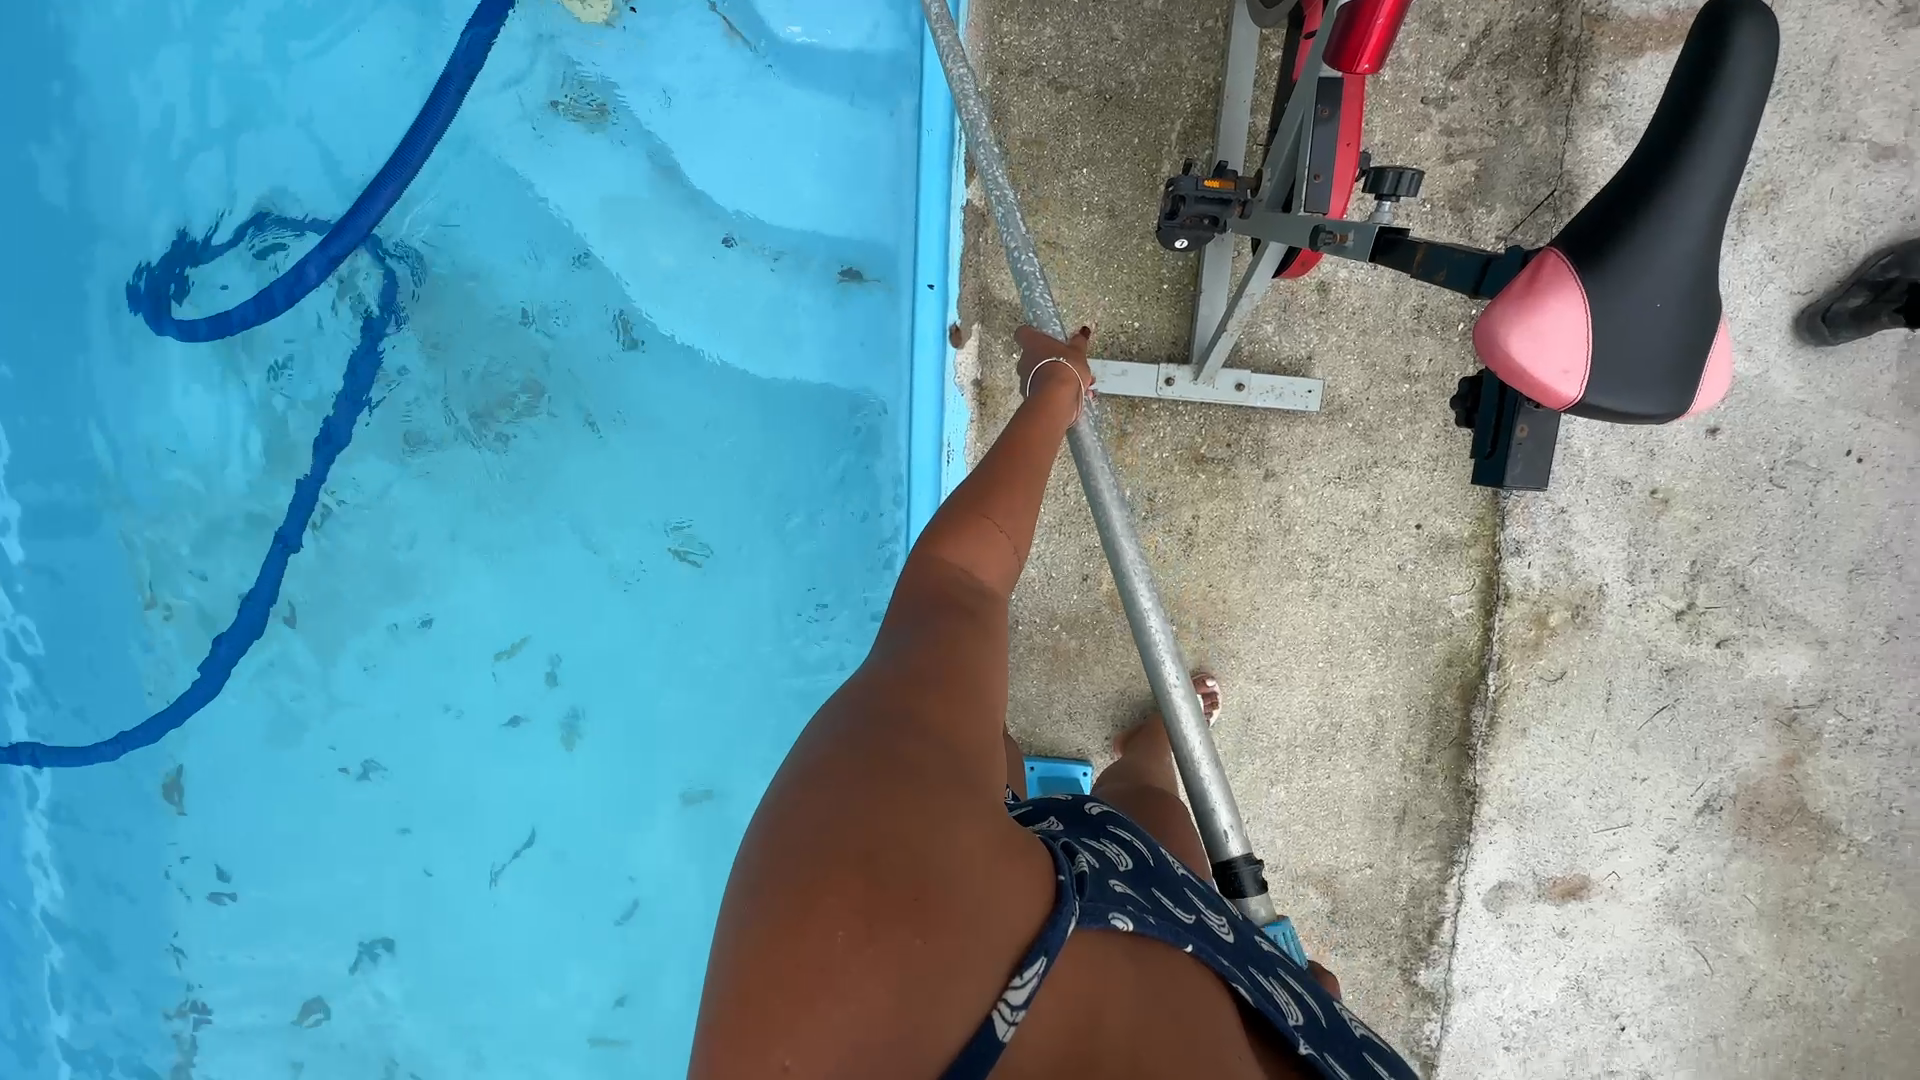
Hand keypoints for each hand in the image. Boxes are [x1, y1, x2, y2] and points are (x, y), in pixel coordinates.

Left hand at [1014, 324, 1094, 402]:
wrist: (1057, 396)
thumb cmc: (1065, 366)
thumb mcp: (1078, 351)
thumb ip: (1078, 342)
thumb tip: (1082, 332)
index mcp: (1032, 343)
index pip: (1023, 332)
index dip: (1031, 333)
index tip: (1041, 336)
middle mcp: (1024, 360)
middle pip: (1032, 355)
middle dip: (1047, 359)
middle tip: (1064, 362)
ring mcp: (1024, 379)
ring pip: (1039, 374)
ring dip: (1053, 376)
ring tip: (1074, 381)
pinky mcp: (1029, 395)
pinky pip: (1043, 389)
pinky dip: (1055, 390)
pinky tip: (1072, 394)